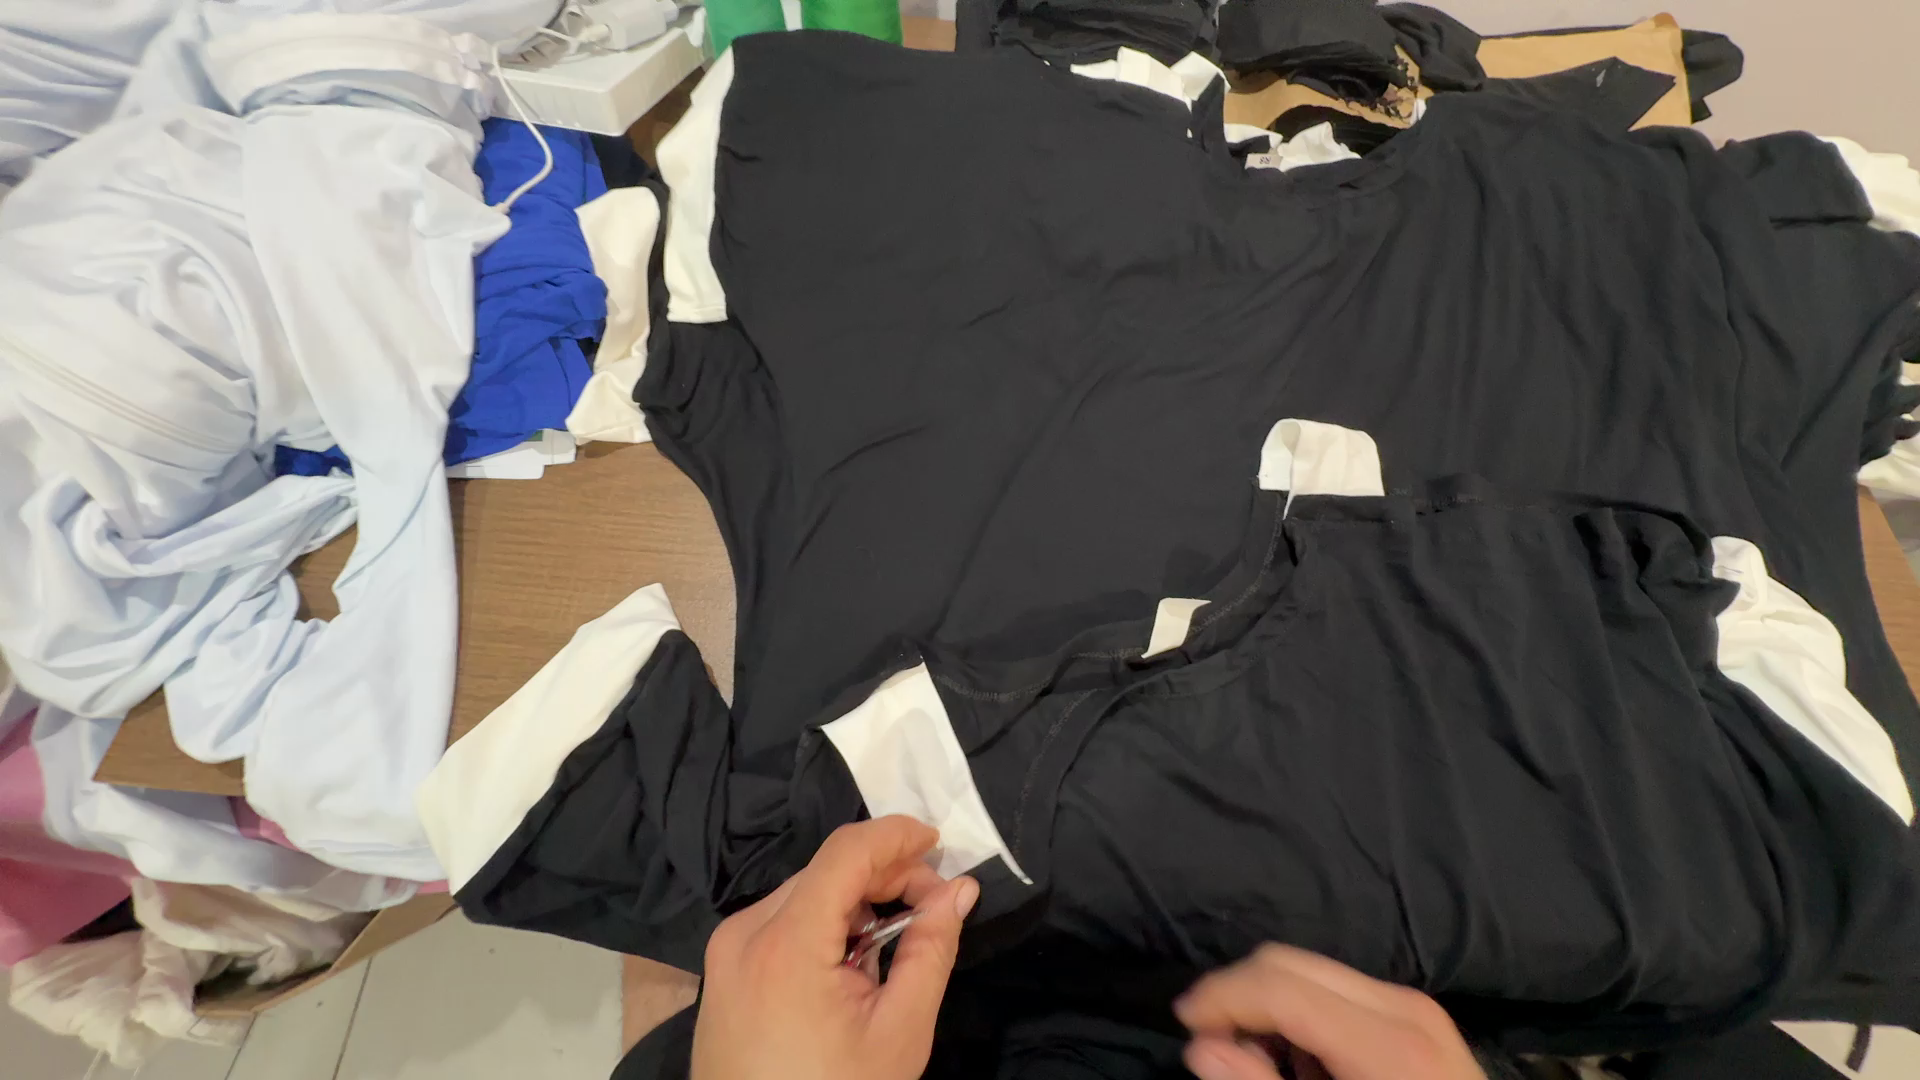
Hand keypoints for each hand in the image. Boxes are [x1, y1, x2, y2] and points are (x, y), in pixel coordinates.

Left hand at [691, 816, 980, 1079]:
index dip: (895, 835)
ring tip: (891, 940)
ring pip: (808, 889)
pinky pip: (785, 917)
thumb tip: (961, 888)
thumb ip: (931, 950)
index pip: (845, 852)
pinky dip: (827, 920)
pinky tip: (851, 959)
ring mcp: (729, 948)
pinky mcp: (725, 966)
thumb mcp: (898, 1033)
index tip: (938, 842)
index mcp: (786, 944)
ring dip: (858, 897)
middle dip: (886, 873)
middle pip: (828, 869)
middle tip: (932, 903)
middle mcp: (747, 931)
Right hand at [1175, 945, 1483, 1079]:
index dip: (1221, 996)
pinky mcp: (1417, 1017)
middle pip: (1287, 965)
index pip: (1280, 985)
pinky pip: (1333, 991)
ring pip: (1306, 971)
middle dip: (1238, 996)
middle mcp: (1402, 1007)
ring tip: (1261, 1064)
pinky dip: (1300, 1016)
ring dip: (1267, 1006)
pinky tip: (1302, 1064)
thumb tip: (1201, 1048)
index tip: (1181, 1022)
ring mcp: (1414, 1007)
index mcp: (1390, 1046)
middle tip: (1212, 1045)